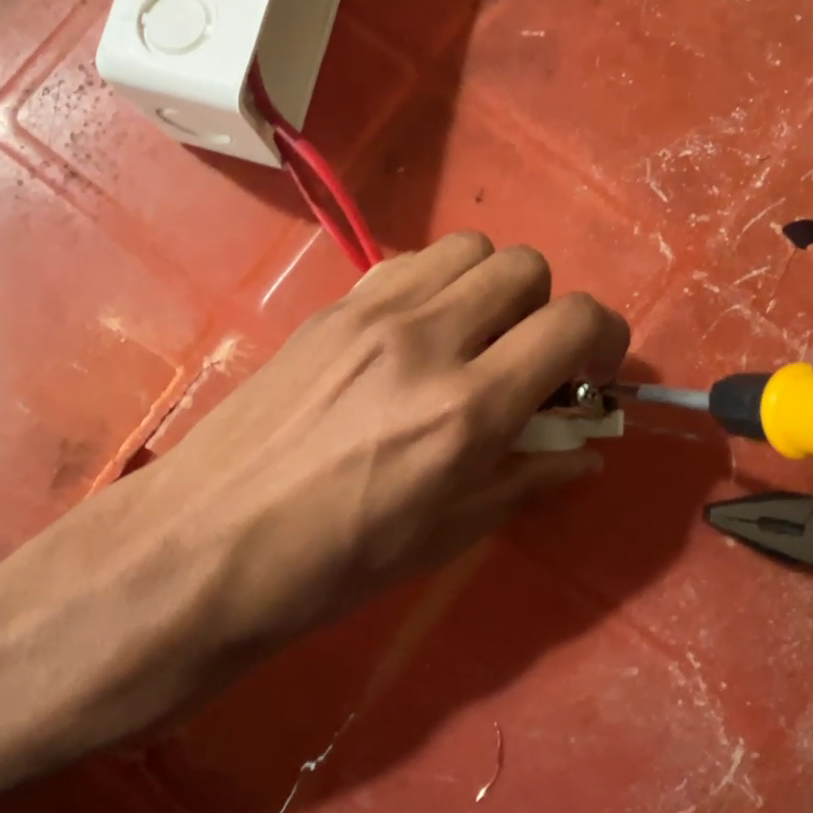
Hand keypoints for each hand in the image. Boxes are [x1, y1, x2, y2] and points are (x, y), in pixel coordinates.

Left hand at [138, 230, 629, 648]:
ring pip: (468, 249)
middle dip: (546, 308)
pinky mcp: (332, 306)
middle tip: (528, 361)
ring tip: (473, 340)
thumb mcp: (443, 537)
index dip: (605, 337)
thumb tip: (584, 451)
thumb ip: (524, 480)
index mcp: (465, 408)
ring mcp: (372, 311)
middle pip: (524, 266)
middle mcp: (426, 339)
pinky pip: (409, 263)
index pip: (572, 323)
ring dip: (491, 286)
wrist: (208, 539)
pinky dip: (436, 284)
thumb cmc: (330, 562)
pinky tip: (415, 335)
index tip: (594, 370)